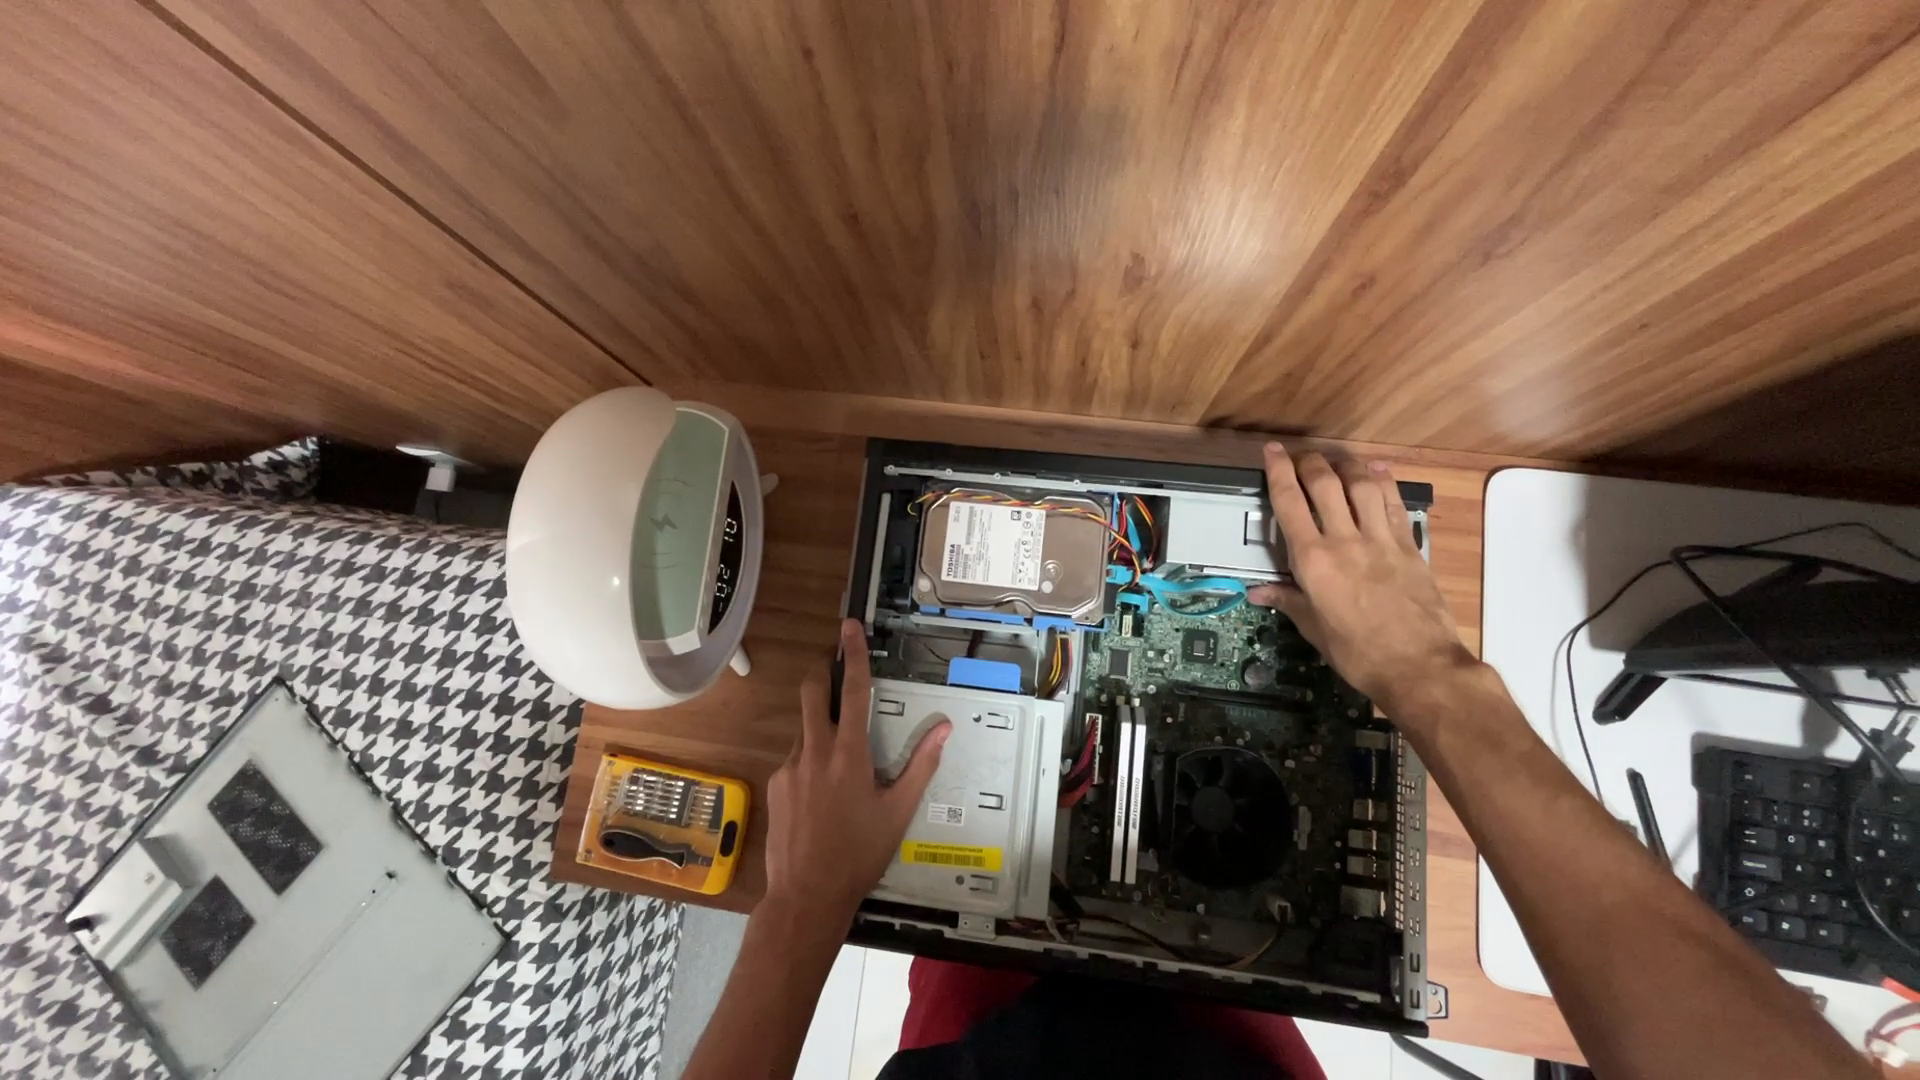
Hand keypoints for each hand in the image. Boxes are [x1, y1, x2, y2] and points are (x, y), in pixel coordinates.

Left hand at [763, 619, 950, 924]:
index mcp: (849, 753)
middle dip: (821, 672)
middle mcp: (815, 750)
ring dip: (820, 727)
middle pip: (811, 692)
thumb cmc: (860, 854)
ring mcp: (789, 766)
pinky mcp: (774, 785)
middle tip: (834, 668)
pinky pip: (794, 759)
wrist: (806, 896)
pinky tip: (821, 795)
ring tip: (840, 764)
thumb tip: (944, 728)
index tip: (849, 627)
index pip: (853, 690)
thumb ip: (921, 764)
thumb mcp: (899, 811)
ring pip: (804, 728)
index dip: (853, 654)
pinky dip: (810, 760)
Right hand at [1247, 444, 1475, 721]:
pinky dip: (1384, 484)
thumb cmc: (1357, 652)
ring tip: (1337, 459)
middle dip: (1310, 463)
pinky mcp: (1409, 547)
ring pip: (1363, 486)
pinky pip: (1394, 505)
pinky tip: (1378, 472)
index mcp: (1313, 561)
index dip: (1278, 472)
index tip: (1272, 451)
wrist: (1419, 665)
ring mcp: (1381, 540)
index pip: (1290, 504)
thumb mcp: (1314, 628)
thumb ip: (1288, 600)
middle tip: (1301, 454)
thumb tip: (1258, 592)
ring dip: (1347, 466)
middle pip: (1325, 485)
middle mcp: (1345, 540)